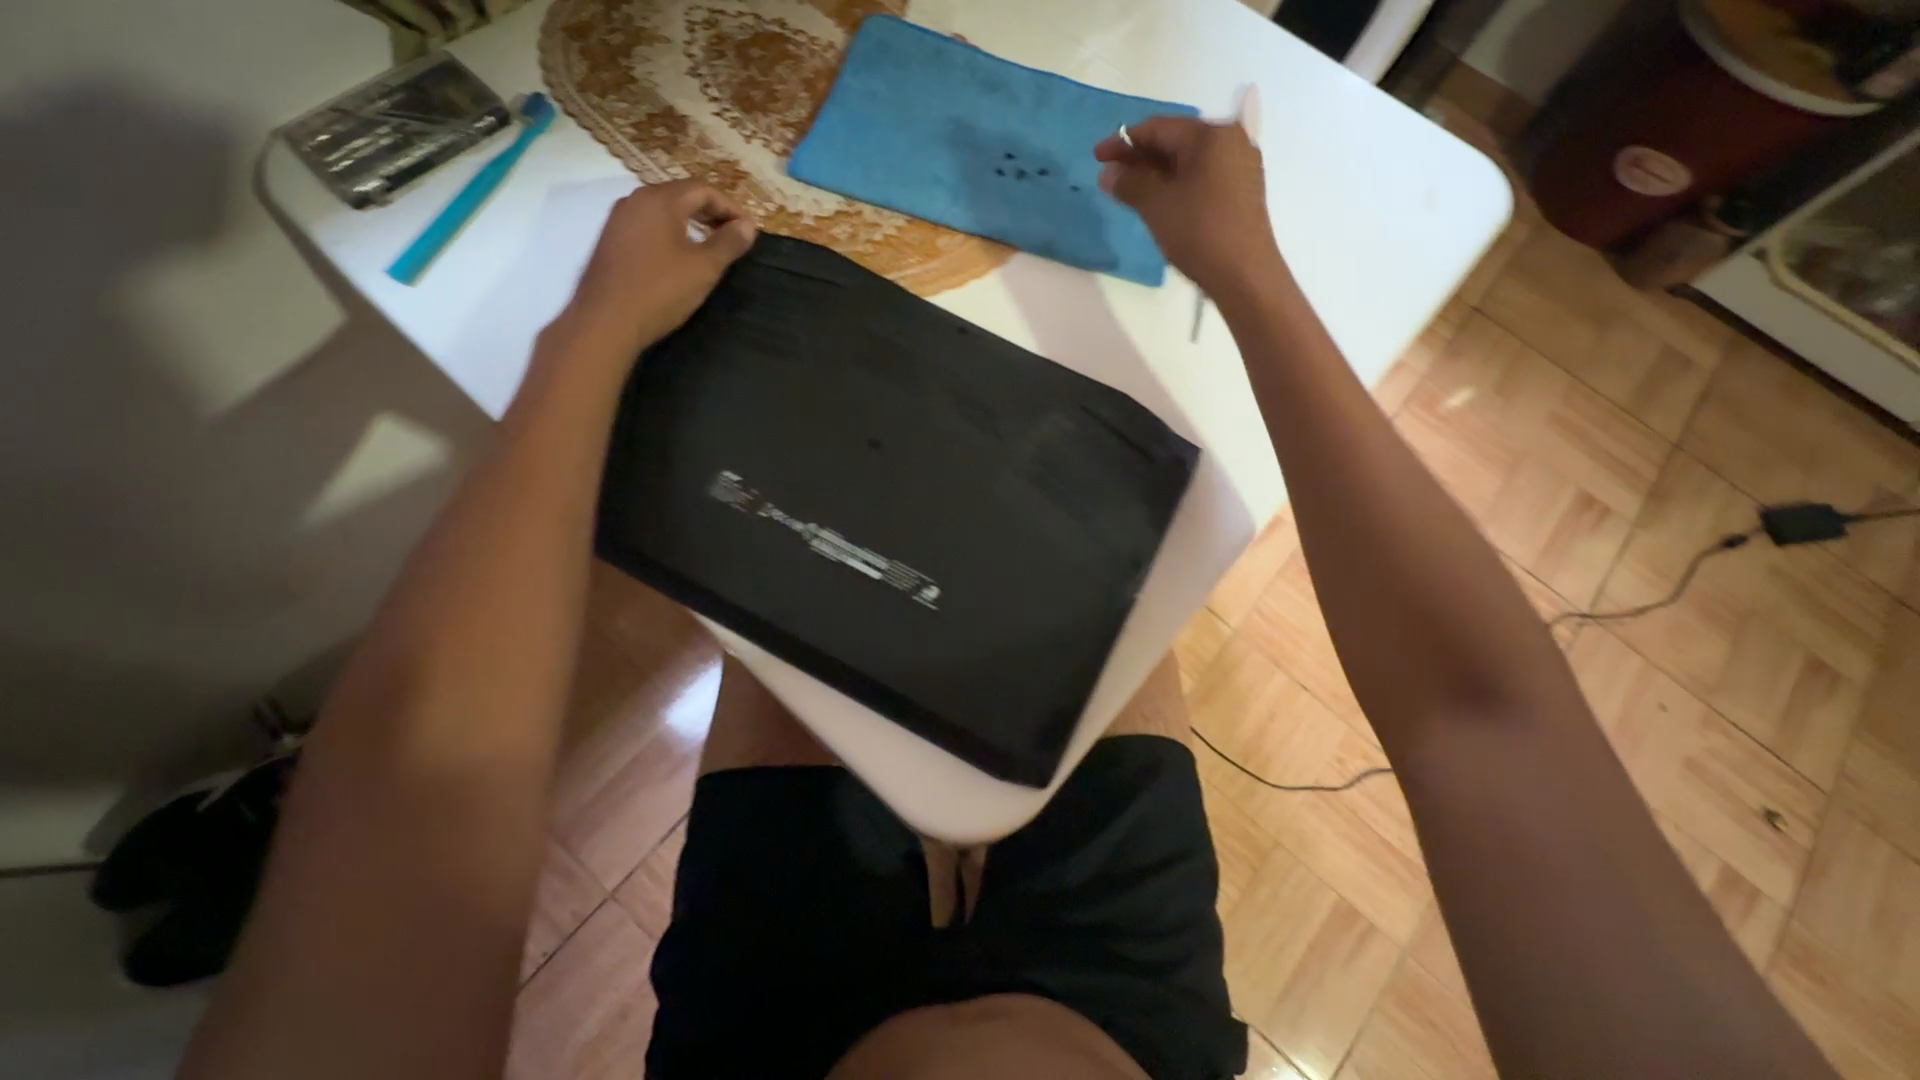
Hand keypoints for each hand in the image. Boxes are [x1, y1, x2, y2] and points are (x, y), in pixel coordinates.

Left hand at [555, 179, 757, 359]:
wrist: (605, 321)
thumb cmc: (659, 291)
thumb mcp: (703, 268)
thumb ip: (728, 243)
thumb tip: (747, 226)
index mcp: (660, 200)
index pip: (703, 189)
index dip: (730, 207)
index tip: (749, 230)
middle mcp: (636, 200)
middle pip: (680, 195)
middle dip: (710, 211)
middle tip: (732, 234)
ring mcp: (618, 219)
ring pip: (661, 210)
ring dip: (689, 221)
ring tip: (708, 244)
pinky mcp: (610, 240)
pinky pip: (646, 225)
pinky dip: (669, 232)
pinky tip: (677, 255)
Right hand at [1094, 116, 1281, 297]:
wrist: (1245, 275)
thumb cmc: (1199, 232)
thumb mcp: (1156, 205)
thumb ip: (1129, 182)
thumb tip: (1107, 172)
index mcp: (1210, 135)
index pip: (1158, 128)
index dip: (1123, 141)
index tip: (1097, 157)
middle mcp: (1230, 141)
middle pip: (1175, 141)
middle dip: (1140, 157)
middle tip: (1111, 174)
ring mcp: (1240, 165)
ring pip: (1188, 160)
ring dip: (1156, 172)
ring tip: (1130, 189)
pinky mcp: (1242, 189)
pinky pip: (1202, 176)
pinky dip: (1177, 183)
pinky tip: (1159, 199)